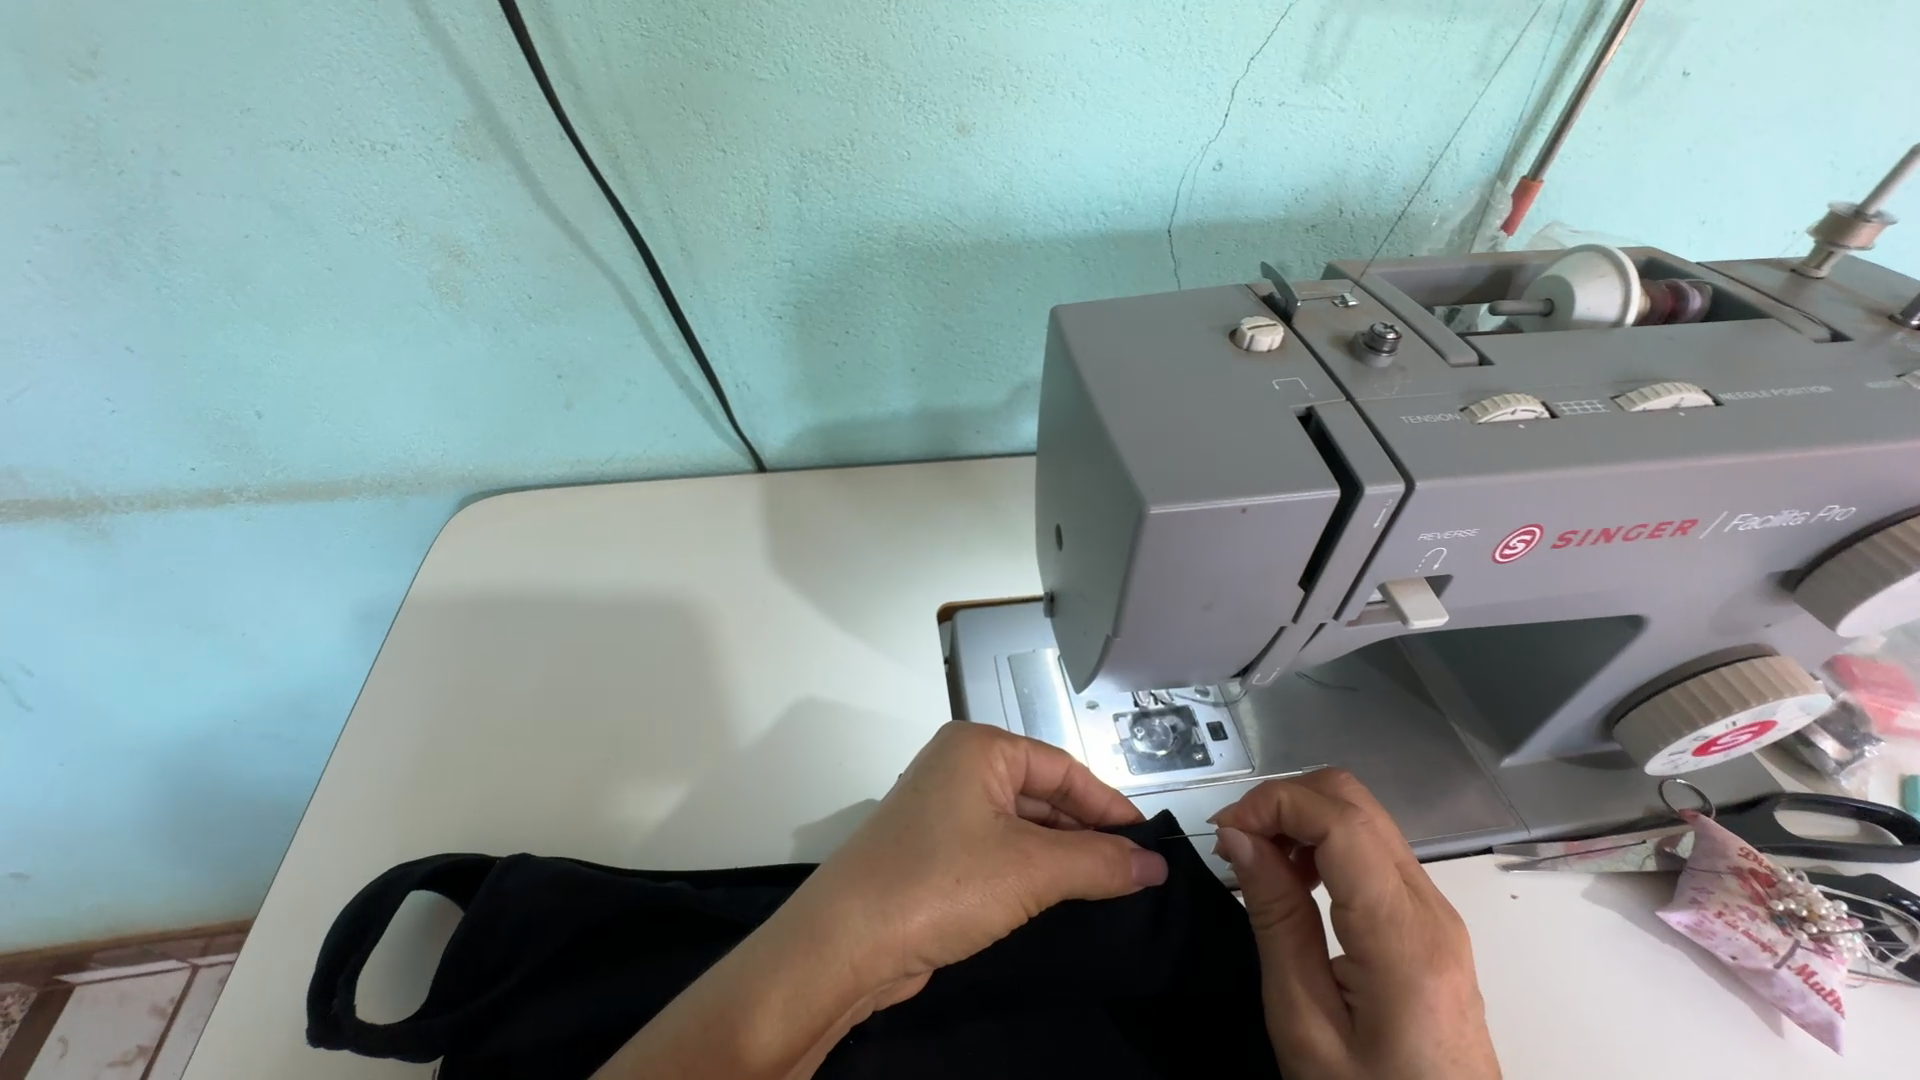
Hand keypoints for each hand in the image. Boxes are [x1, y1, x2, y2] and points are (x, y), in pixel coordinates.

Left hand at [592, 723, 1166, 1079]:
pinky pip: (996, 850)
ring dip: (1060, 856)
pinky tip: (1059, 897)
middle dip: (1086, 833)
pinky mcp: (932, 851)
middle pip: (1041, 794)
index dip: (1108, 804)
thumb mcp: (1032, 869)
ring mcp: (941, 810)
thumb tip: (1153, 864)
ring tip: (1107, 888)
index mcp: (978, 747)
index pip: (1062, 768)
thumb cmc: (941, 883)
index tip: (1148, 841)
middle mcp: (958, 768)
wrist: (847, 942)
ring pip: (1019, 825)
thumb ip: (1100, 862)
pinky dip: (1030, 871)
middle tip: (1134, 871)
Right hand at [1210, 769, 1499, 1079]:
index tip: (1224, 833)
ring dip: (1300, 818)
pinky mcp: (1429, 921)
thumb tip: (1239, 836)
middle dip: (1283, 801)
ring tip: (1259, 863)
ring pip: (1362, 816)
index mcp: (1402, 935)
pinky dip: (1322, 841)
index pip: (1340, 819)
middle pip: (1354, 801)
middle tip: (1236, 843)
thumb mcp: (1303, 1022)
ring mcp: (1435, 911)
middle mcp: (1429, 906)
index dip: (1273, 803)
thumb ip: (1275, 920)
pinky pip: (1371, 849)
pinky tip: (1294, 879)